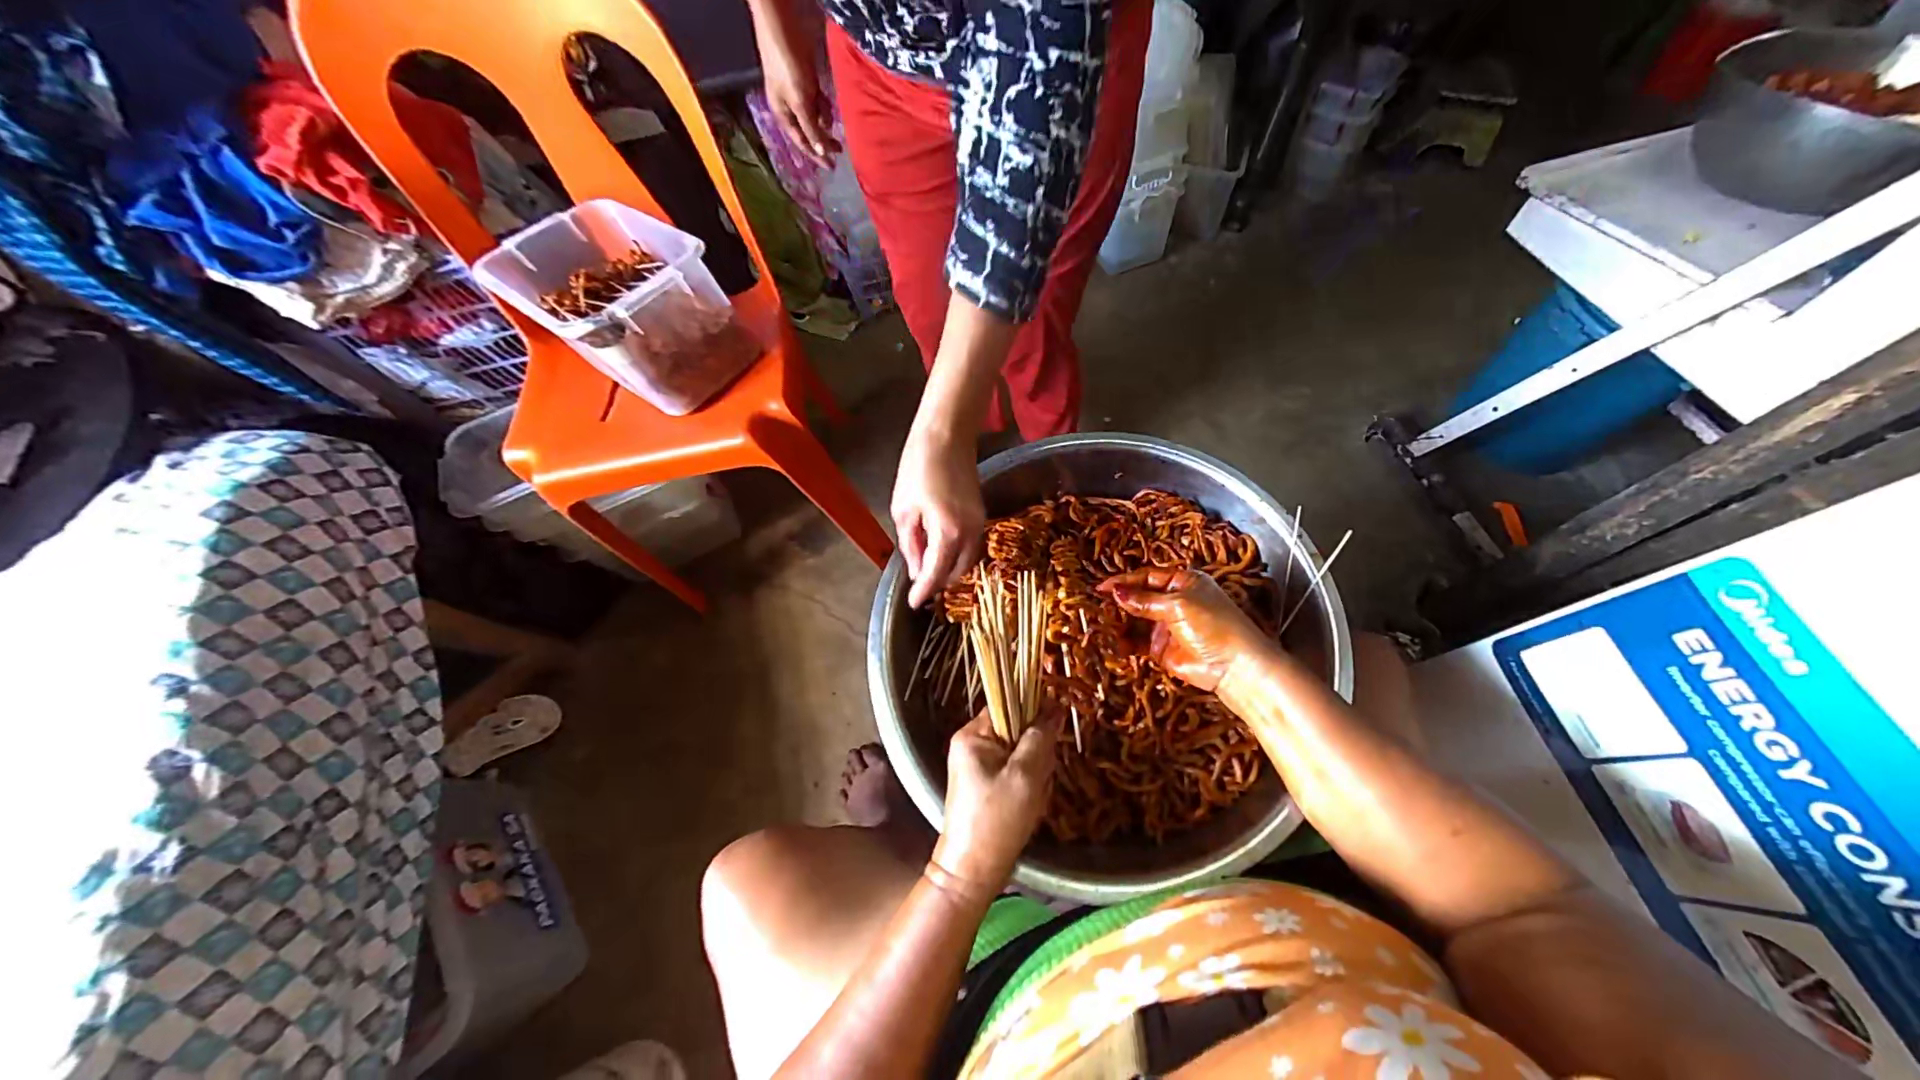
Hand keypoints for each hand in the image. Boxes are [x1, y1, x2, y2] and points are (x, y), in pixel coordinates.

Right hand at [752, 5, 838, 165]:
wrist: (781, 27)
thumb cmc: (788, 67)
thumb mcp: (800, 102)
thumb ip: (811, 127)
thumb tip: (821, 152)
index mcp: (784, 115)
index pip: (803, 142)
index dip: (817, 156)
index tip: (832, 167)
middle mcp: (789, 107)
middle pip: (809, 130)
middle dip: (823, 140)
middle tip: (840, 149)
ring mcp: (797, 92)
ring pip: (814, 114)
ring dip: (824, 120)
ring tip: (833, 121)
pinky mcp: (805, 78)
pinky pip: (816, 99)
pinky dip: (823, 104)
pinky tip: (828, 103)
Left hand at [893, 430, 984, 607]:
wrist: (947, 436)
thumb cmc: (919, 467)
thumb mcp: (904, 509)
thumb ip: (910, 545)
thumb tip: (916, 571)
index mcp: (947, 532)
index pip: (936, 574)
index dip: (923, 592)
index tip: (912, 603)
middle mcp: (969, 533)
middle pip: (957, 572)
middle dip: (938, 583)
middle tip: (919, 588)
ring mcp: (979, 524)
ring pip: (968, 561)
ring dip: (950, 571)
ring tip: (929, 573)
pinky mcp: (981, 515)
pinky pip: (972, 546)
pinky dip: (958, 557)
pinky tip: (942, 553)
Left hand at [931, 710, 1057, 898]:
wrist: (973, 872)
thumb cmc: (996, 821)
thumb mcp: (1025, 776)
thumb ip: (1040, 738)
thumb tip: (1055, 707)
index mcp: (972, 735)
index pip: (1008, 704)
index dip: (1034, 713)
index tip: (1054, 731)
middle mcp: (972, 745)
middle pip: (1018, 730)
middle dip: (1037, 754)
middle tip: (1039, 779)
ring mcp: (979, 767)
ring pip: (1022, 754)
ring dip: (1036, 774)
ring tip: (1034, 798)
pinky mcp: (988, 787)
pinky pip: (1018, 774)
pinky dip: (1030, 788)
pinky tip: (1030, 808)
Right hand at [1098, 568, 1273, 691]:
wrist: (1234, 667)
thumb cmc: (1214, 625)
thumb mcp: (1178, 605)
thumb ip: (1144, 601)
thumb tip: (1116, 593)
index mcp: (1183, 582)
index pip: (1146, 577)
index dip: (1124, 581)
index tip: (1102, 588)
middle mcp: (1173, 602)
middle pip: (1138, 598)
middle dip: (1119, 602)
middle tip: (1097, 606)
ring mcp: (1166, 626)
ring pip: (1135, 620)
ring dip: (1119, 622)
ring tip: (1101, 624)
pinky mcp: (1160, 649)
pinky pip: (1137, 642)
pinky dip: (1124, 642)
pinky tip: (1113, 642)